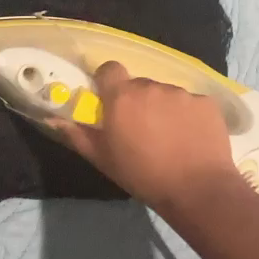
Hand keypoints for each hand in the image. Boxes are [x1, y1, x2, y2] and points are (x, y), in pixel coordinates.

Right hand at [53, 61, 238, 208]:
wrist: (198, 190)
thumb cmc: (143, 175)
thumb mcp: (103, 159)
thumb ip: (77, 135)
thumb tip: (52, 120)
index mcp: (122, 96)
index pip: (109, 69)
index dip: (108, 82)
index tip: (110, 101)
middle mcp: (150, 86)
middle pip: (138, 85)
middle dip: (137, 101)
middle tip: (141, 129)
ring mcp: (181, 93)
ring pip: (165, 94)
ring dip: (163, 108)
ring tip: (169, 138)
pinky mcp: (206, 102)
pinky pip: (191, 103)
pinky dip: (188, 116)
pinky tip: (191, 139)